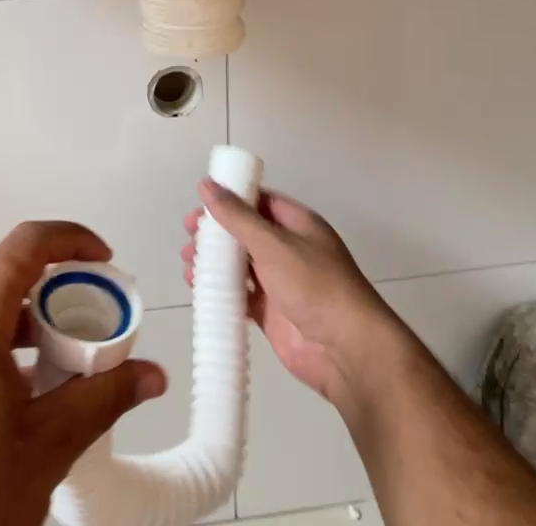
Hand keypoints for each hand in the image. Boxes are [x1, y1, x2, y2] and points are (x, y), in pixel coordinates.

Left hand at [0, 221, 167, 525]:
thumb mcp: (46, 445)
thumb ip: (102, 399)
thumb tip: (145, 374)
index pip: (24, 246)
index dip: (71, 240)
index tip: (103, 260)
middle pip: (11, 278)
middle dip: (62, 294)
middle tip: (102, 328)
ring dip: (40, 328)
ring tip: (77, 368)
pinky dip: (14, 351)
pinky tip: (40, 397)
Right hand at [183, 183, 413, 416]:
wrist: (347, 350)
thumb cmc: (314, 286)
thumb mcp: (273, 243)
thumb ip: (237, 216)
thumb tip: (206, 185)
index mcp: (298, 225)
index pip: (259, 202)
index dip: (229, 200)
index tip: (200, 205)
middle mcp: (290, 250)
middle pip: (246, 233)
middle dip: (216, 233)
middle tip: (189, 236)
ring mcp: (281, 284)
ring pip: (240, 266)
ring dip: (214, 263)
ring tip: (188, 265)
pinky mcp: (272, 314)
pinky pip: (241, 296)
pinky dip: (220, 292)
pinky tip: (198, 290)